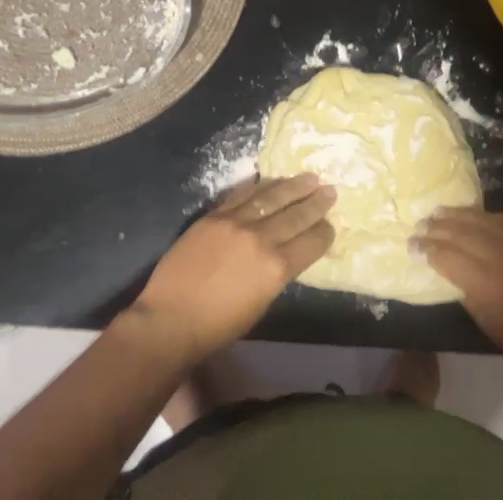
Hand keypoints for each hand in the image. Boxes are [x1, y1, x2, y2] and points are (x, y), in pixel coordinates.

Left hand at [129, 175, 335, 361]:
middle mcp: (261, 239)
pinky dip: (260, 186)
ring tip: (310, 178)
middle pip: (296, 215)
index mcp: (277, 267)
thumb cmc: (219, 325)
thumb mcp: (262, 303)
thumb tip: (287, 253)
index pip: (311, 242)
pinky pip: (242, 195)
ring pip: (271, 197)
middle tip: (330, 190)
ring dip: (293, 186)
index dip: (324, 232)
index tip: (330, 223)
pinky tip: (271, 181)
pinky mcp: (214, 216)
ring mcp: (235, 223)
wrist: (171, 318)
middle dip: (316, 202)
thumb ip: (277, 273)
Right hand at [415, 208, 502, 382]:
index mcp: (487, 284)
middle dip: (438, 227)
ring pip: (484, 220)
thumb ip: (467, 291)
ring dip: (459, 215)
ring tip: (441, 212)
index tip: (411, 245)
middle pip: (463, 232)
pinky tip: (475, 216)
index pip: (447, 256)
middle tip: (420, 224)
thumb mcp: (489, 323)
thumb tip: (451, 268)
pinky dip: (487, 216)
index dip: (427, 249)